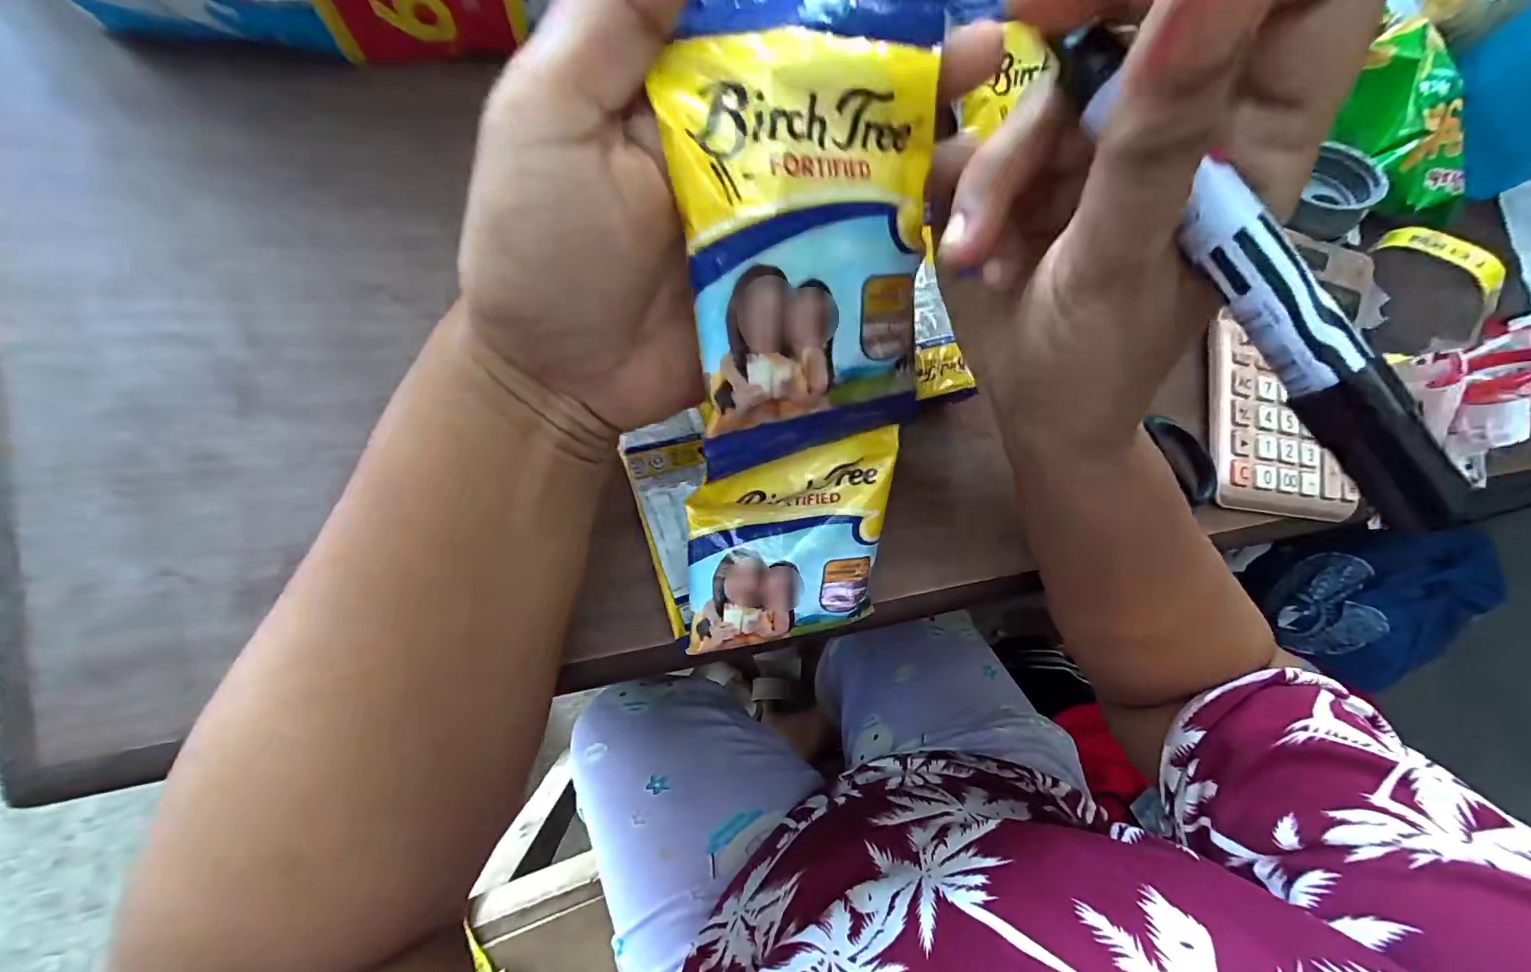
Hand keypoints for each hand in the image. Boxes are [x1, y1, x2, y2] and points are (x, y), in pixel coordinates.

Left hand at [457, 0, 1006, 447]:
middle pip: (835, 104)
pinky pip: (849, 257)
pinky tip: (951, 219)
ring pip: (857, 179)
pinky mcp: (785, 291)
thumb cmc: (539, 243)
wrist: (557, 376)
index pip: (777, 30)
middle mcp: (743, 154)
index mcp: (691, 95)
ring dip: (924, 156)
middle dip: (909, 76)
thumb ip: (614, 24)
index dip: (843, 11)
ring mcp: (771, 227)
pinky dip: (899, 237)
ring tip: (992, 140)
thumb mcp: (549, 115)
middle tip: (987, 48)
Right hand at [934, 0, 1381, 455]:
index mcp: (1246, 140)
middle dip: (1083, 11)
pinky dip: (964, 187)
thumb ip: (1154, 143)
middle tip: (1022, 23)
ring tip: (980, 251)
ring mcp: (1097, 141)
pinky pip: (987, 130)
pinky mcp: (1030, 167)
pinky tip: (966, 252)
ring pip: (1047, 84)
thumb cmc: (1095, 361)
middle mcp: (1177, 121)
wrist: (1029, 409)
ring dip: (997, 167)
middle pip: (1154, 5)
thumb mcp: (1122, 265)